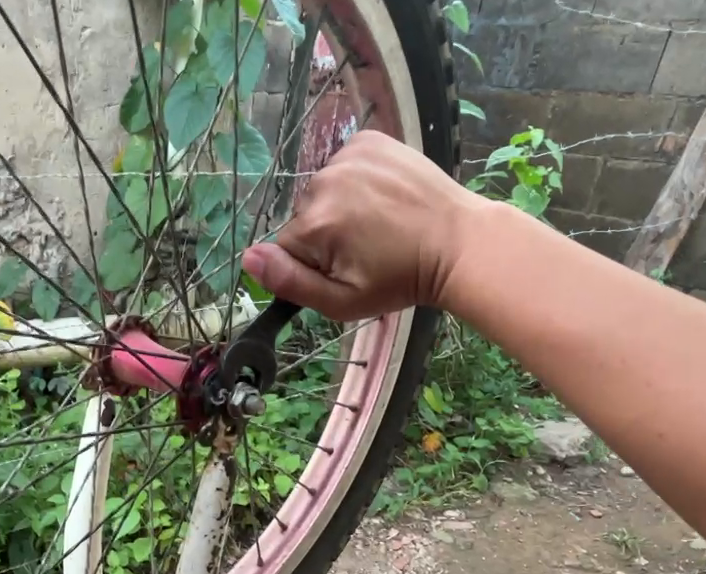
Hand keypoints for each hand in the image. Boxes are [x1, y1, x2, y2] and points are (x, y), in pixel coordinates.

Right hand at [241, 130, 486, 320]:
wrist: (457, 242)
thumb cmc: (398, 280)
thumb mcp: (340, 301)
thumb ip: (290, 283)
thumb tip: (247, 258)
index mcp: (315, 223)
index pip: (285, 249)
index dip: (309, 266)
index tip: (342, 271)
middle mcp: (324, 181)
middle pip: (303, 218)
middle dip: (324, 236)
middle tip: (364, 250)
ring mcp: (348, 155)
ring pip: (323, 192)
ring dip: (340, 208)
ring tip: (377, 224)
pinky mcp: (368, 139)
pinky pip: (342, 166)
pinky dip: (355, 181)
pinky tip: (381, 198)